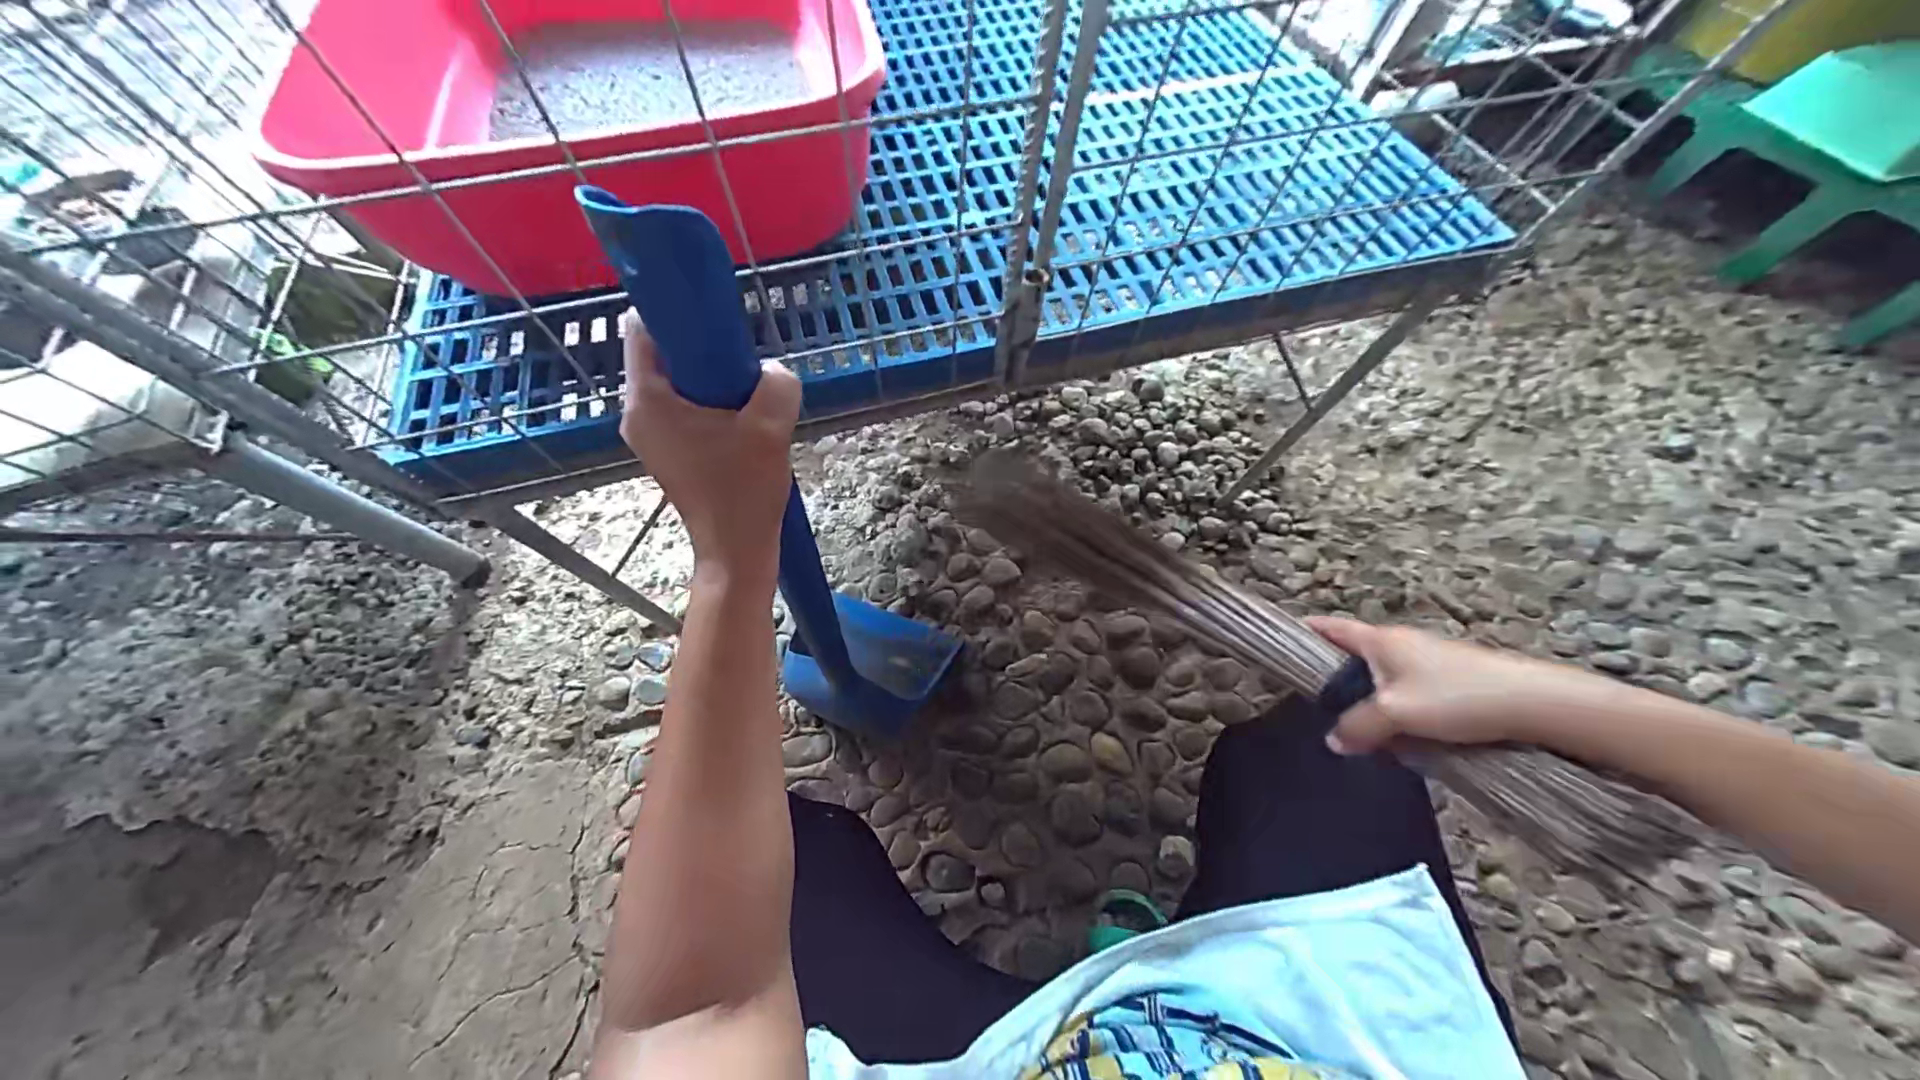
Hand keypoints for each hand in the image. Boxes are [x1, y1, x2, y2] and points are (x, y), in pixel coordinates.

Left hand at [619, 309, 801, 581]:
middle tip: (745, 372)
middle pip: (665, 357)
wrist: (737, 552)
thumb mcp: (770, 428)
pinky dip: (713, 408)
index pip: (642, 328)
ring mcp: (651, 437)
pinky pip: (687, 411)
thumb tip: (770, 372)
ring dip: (714, 384)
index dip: (680, 315)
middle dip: (706, 354)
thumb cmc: (744, 491)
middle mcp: (637, 415)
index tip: (719, 324)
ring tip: (749, 404)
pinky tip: (744, 427)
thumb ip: (776, 383)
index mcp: (646, 401)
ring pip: (680, 385)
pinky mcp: (670, 453)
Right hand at [1307, 616, 1622, 754]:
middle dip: (1335, 676)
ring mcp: (1429, 659)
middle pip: (1354, 654)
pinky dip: (1397, 707)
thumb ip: (1358, 726)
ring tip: (1362, 728)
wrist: (1539, 704)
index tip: (1282, 642)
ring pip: (1383, 676)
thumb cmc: (1457, 697)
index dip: (1304, 631)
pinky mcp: (1453, 679)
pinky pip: (1408, 690)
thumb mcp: (1395, 713)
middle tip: (1319, 704)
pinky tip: (1404, 734)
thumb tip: (1333, 741)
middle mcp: (1401, 643)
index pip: (1330, 626)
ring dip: (1369, 698)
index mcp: (1379, 640)